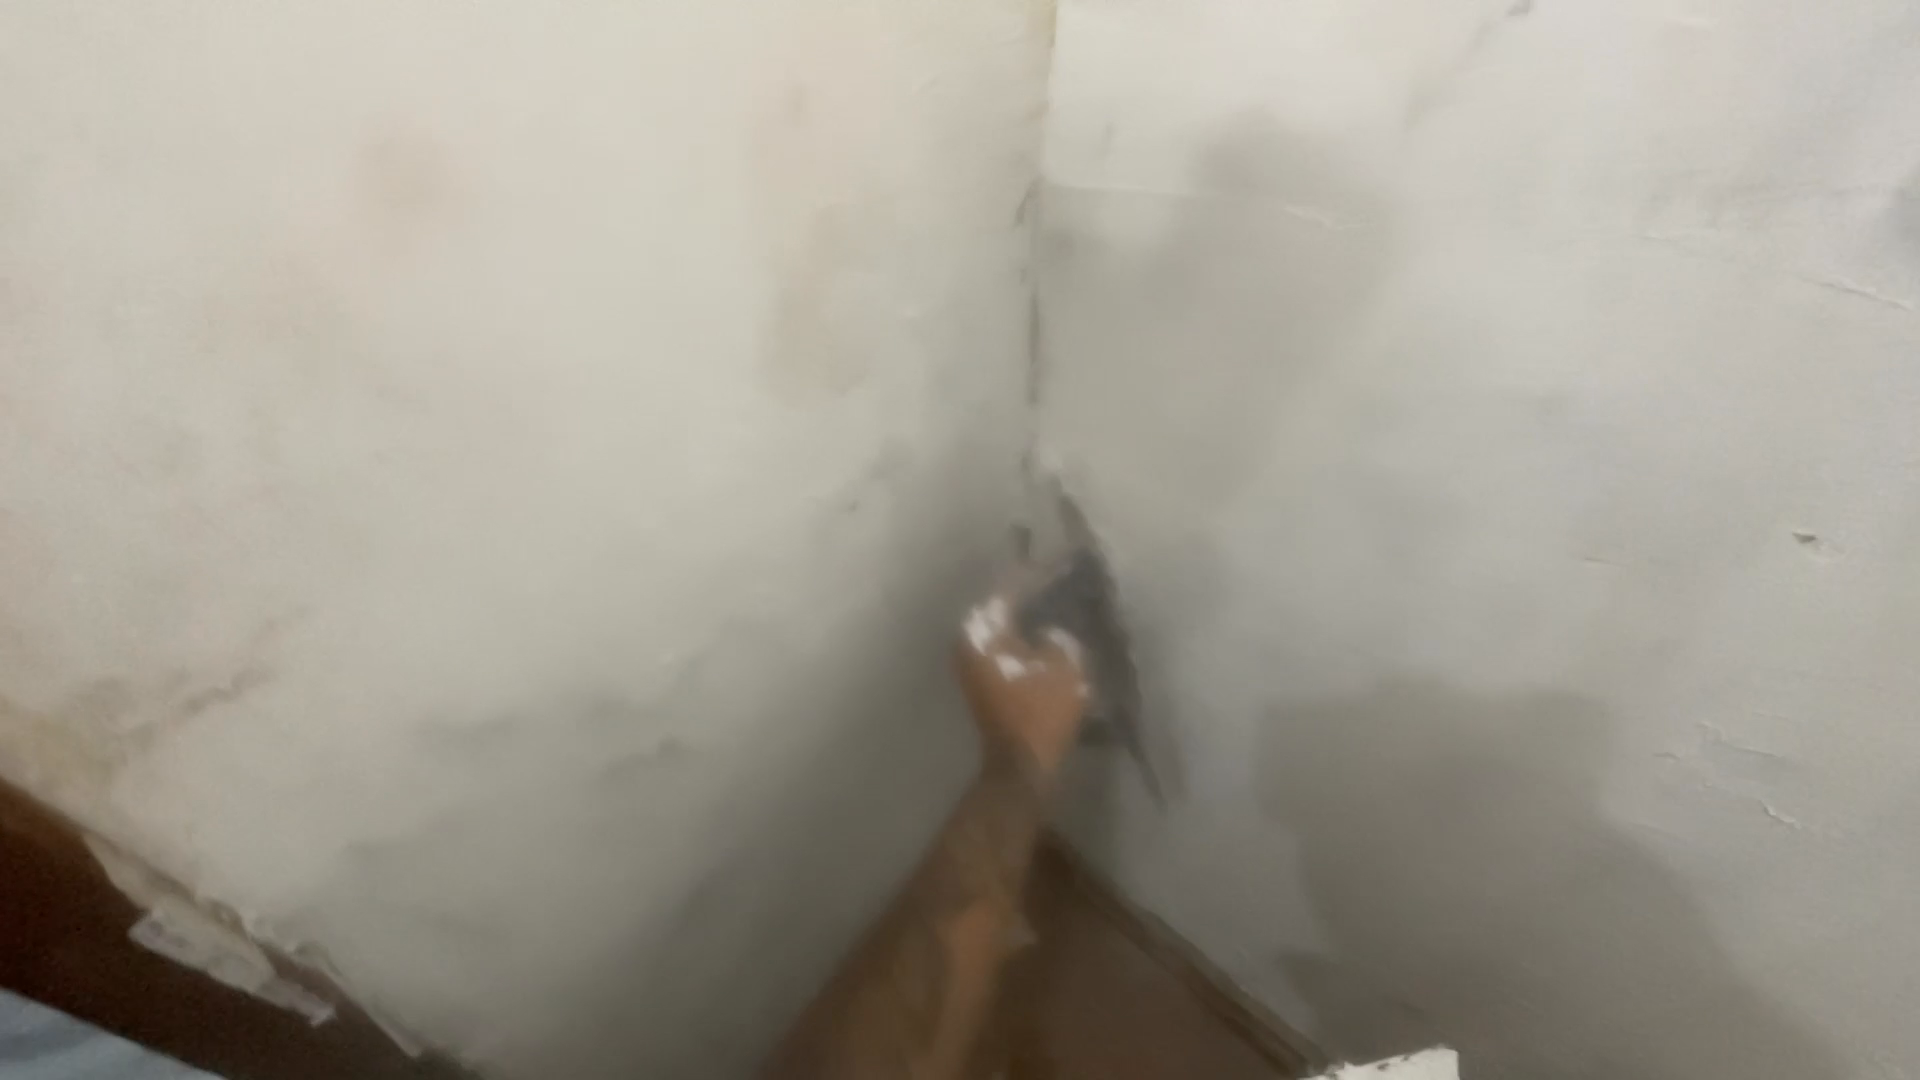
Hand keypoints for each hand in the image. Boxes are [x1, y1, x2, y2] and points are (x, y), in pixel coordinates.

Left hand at [953, 591, 1089, 774]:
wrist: (1021, 764)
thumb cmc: (1041, 711)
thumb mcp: (1064, 663)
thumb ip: (1059, 633)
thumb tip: (1050, 626)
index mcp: (983, 629)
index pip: (1009, 586)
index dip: (1037, 573)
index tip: (1060, 562)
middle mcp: (968, 639)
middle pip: (1001, 604)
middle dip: (1029, 590)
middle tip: (1058, 577)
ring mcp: (970, 660)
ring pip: (1001, 624)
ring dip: (1025, 614)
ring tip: (1055, 600)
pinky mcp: (980, 679)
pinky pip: (1003, 644)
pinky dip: (1022, 635)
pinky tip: (1045, 632)